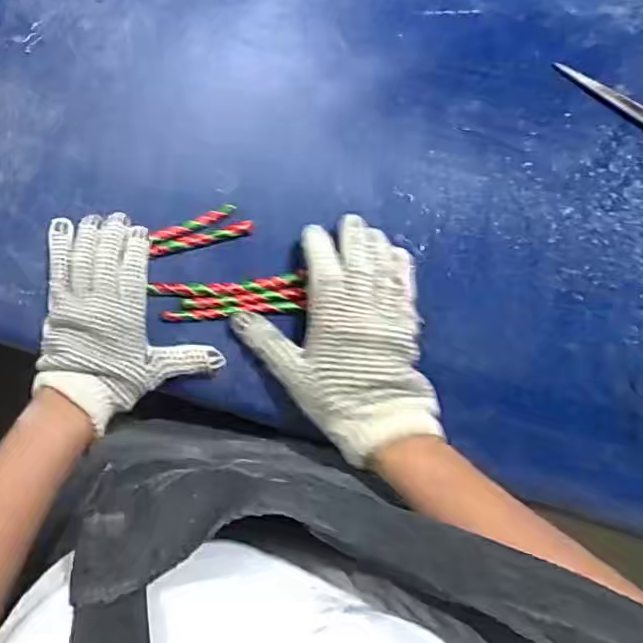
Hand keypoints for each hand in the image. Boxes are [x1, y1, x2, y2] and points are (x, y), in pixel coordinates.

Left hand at [34, 212, 223, 434]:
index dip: (136, 247)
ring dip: (88, 235)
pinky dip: (58, 245)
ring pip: (83, 257)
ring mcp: (77, 297)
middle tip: (116, 218)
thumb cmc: (118, 380)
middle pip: (108, 257)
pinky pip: (57, 267)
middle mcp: (103, 298)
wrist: (78, 390)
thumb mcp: (155, 369)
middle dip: (113, 234)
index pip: (133, 269)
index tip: (139, 231)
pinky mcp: (56, 301)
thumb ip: (186, 358)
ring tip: (93, 218)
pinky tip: (60, 226)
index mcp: (129, 311)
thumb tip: (219, 358)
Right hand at [230, 215, 440, 465]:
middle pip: (358, 265)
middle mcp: (361, 309)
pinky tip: (399, 256)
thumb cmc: (333, 395)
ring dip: (377, 249)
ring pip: (383, 273)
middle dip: (353, 240)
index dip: (318, 248)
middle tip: (349, 219)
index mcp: (331, 316)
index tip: (312, 230)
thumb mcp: (291, 371)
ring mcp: (387, 316)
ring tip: (371, 230)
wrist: (385, 422)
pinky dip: (402, 270)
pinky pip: (405, 290)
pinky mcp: (406, 327)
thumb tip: (236, 315)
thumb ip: (264, 340)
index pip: (324, 272)